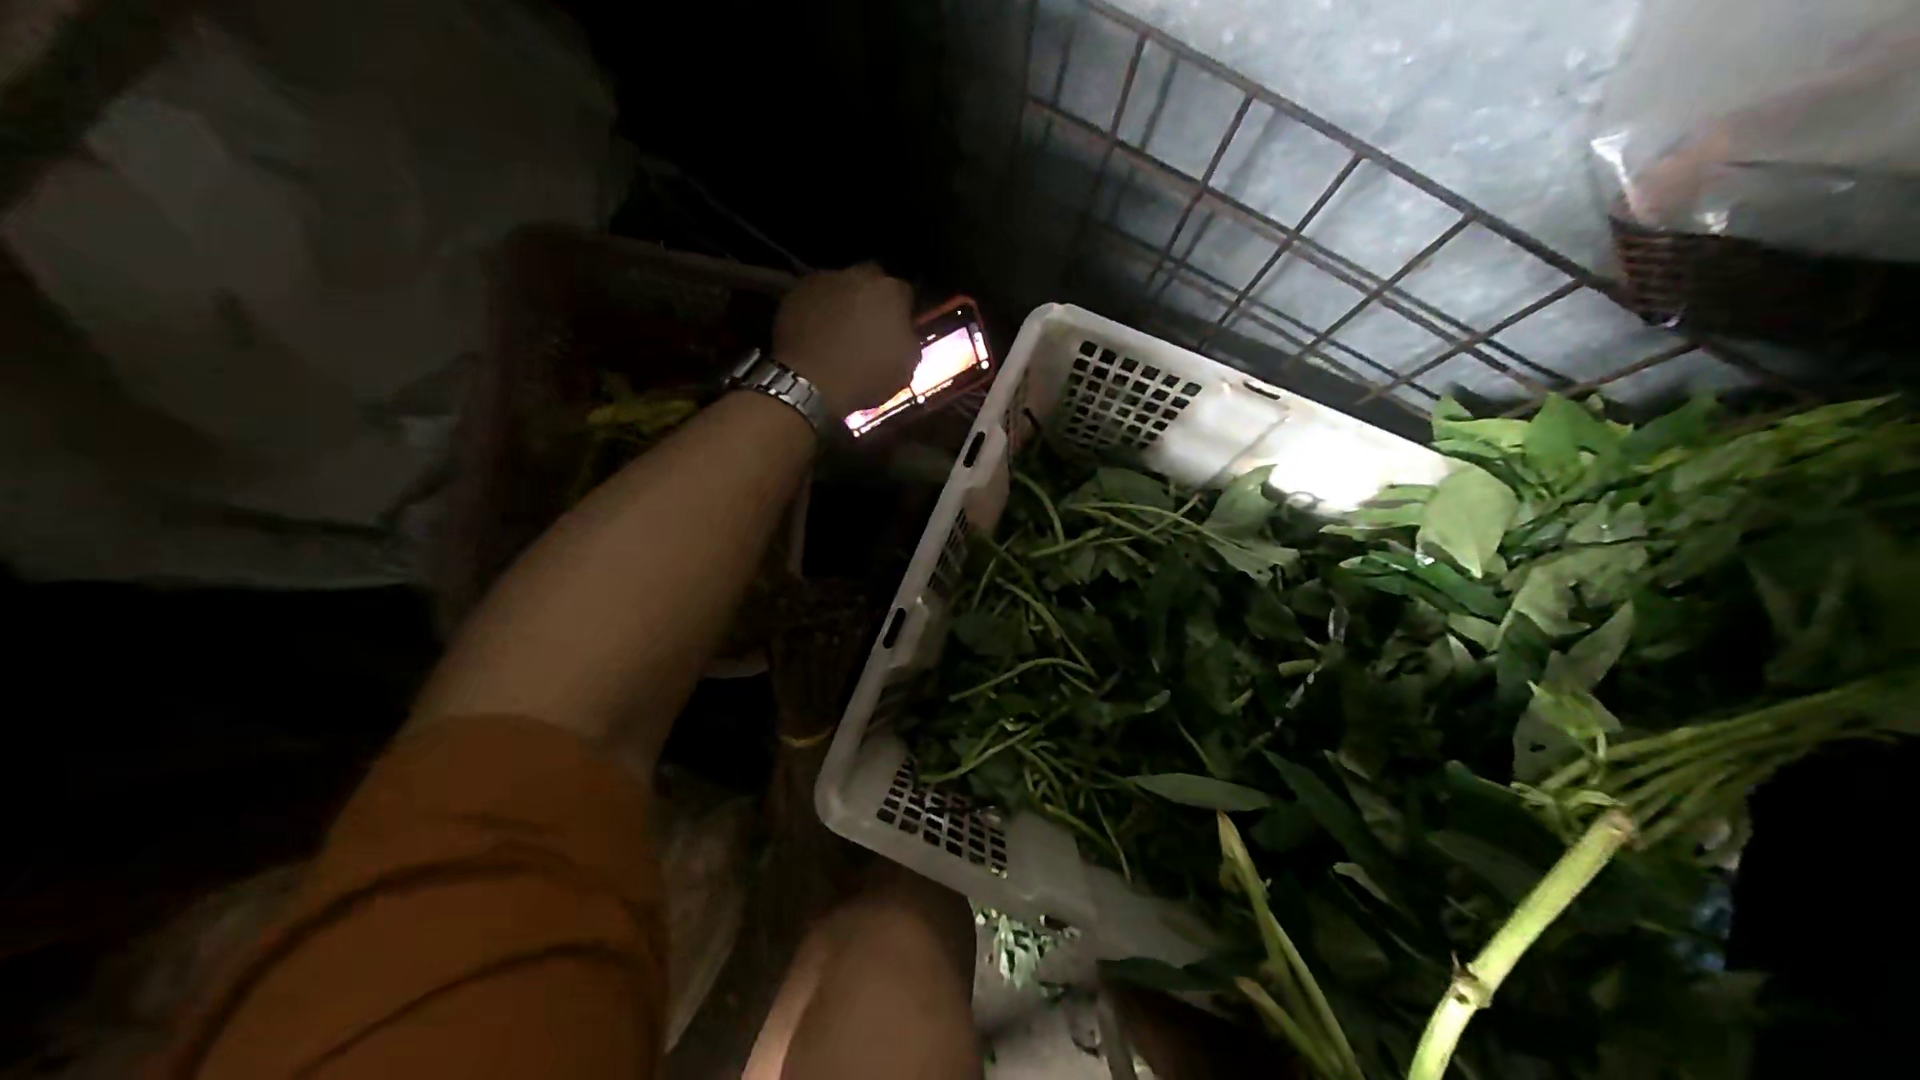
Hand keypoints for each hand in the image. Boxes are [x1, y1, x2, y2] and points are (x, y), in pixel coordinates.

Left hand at [773, 263, 916, 414]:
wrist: (811, 383)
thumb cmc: (866, 376)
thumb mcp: (907, 366)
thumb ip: (909, 339)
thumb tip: (904, 332)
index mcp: (892, 291)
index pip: (904, 292)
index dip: (901, 310)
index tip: (897, 327)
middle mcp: (859, 275)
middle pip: (870, 280)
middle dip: (871, 297)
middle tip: (867, 324)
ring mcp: (824, 280)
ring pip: (840, 286)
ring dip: (842, 301)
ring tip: (837, 329)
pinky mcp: (795, 292)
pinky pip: (813, 297)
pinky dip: (816, 309)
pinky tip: (815, 332)